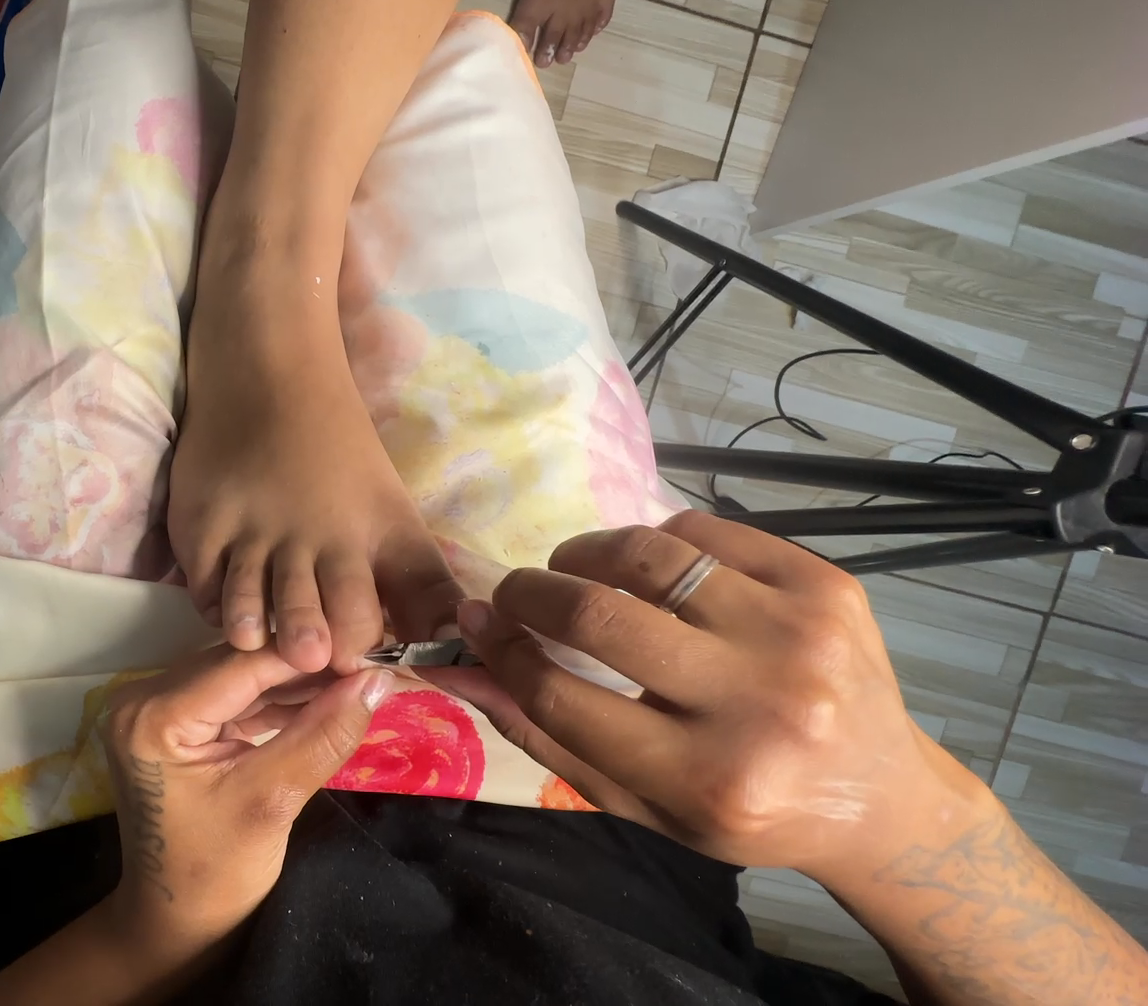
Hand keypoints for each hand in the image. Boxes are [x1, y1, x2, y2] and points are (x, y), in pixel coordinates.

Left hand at [101, 645, 392, 952]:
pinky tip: (325, 694)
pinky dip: (279, 699)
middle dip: (306, 662)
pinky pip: (235, 696)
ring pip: (242, 676)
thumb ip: (322, 735)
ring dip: (297, 679)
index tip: (366, 647)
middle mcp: (146, 695)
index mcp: (153, 714)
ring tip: (356, 674)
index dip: (308, 651)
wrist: (174, 923)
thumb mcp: (272, 802)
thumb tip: (376, 680)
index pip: (243, 664)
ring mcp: (159, 705)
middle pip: (240, 662)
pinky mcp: (177, 719)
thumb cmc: (213, 876)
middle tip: (367, 659)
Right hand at [170, 244, 464, 673]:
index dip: (365, 649)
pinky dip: (213, 607)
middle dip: (314, 648)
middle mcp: (308, 541)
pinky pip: (203, 589)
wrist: (268, 375)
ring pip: (250, 611)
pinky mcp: (201, 526)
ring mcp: (249, 534)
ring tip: (257, 639)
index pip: (370, 618)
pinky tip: (225, 607)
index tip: (356, 659)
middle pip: (311, 622)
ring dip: (256, 631)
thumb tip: (463, 642)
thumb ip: (423, 583)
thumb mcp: (393, 510)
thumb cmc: (338, 446)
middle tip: (311, 656)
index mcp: (364, 538)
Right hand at [423, 510, 968, 879]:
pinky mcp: (826, 586)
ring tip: (574, 571)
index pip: (558, 694)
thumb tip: (453, 664)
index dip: (500, 650)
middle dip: (527, 592)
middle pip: (597, 615)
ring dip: (583, 553)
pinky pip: (699, 529)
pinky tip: (652, 574)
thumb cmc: (739, 808)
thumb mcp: (633, 798)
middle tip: (514, 594)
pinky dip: (653, 543)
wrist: (883, 801)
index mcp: (708, 779)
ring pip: (645, 554)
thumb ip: (536, 729)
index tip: (479, 625)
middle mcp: (762, 706)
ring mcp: (801, 636)